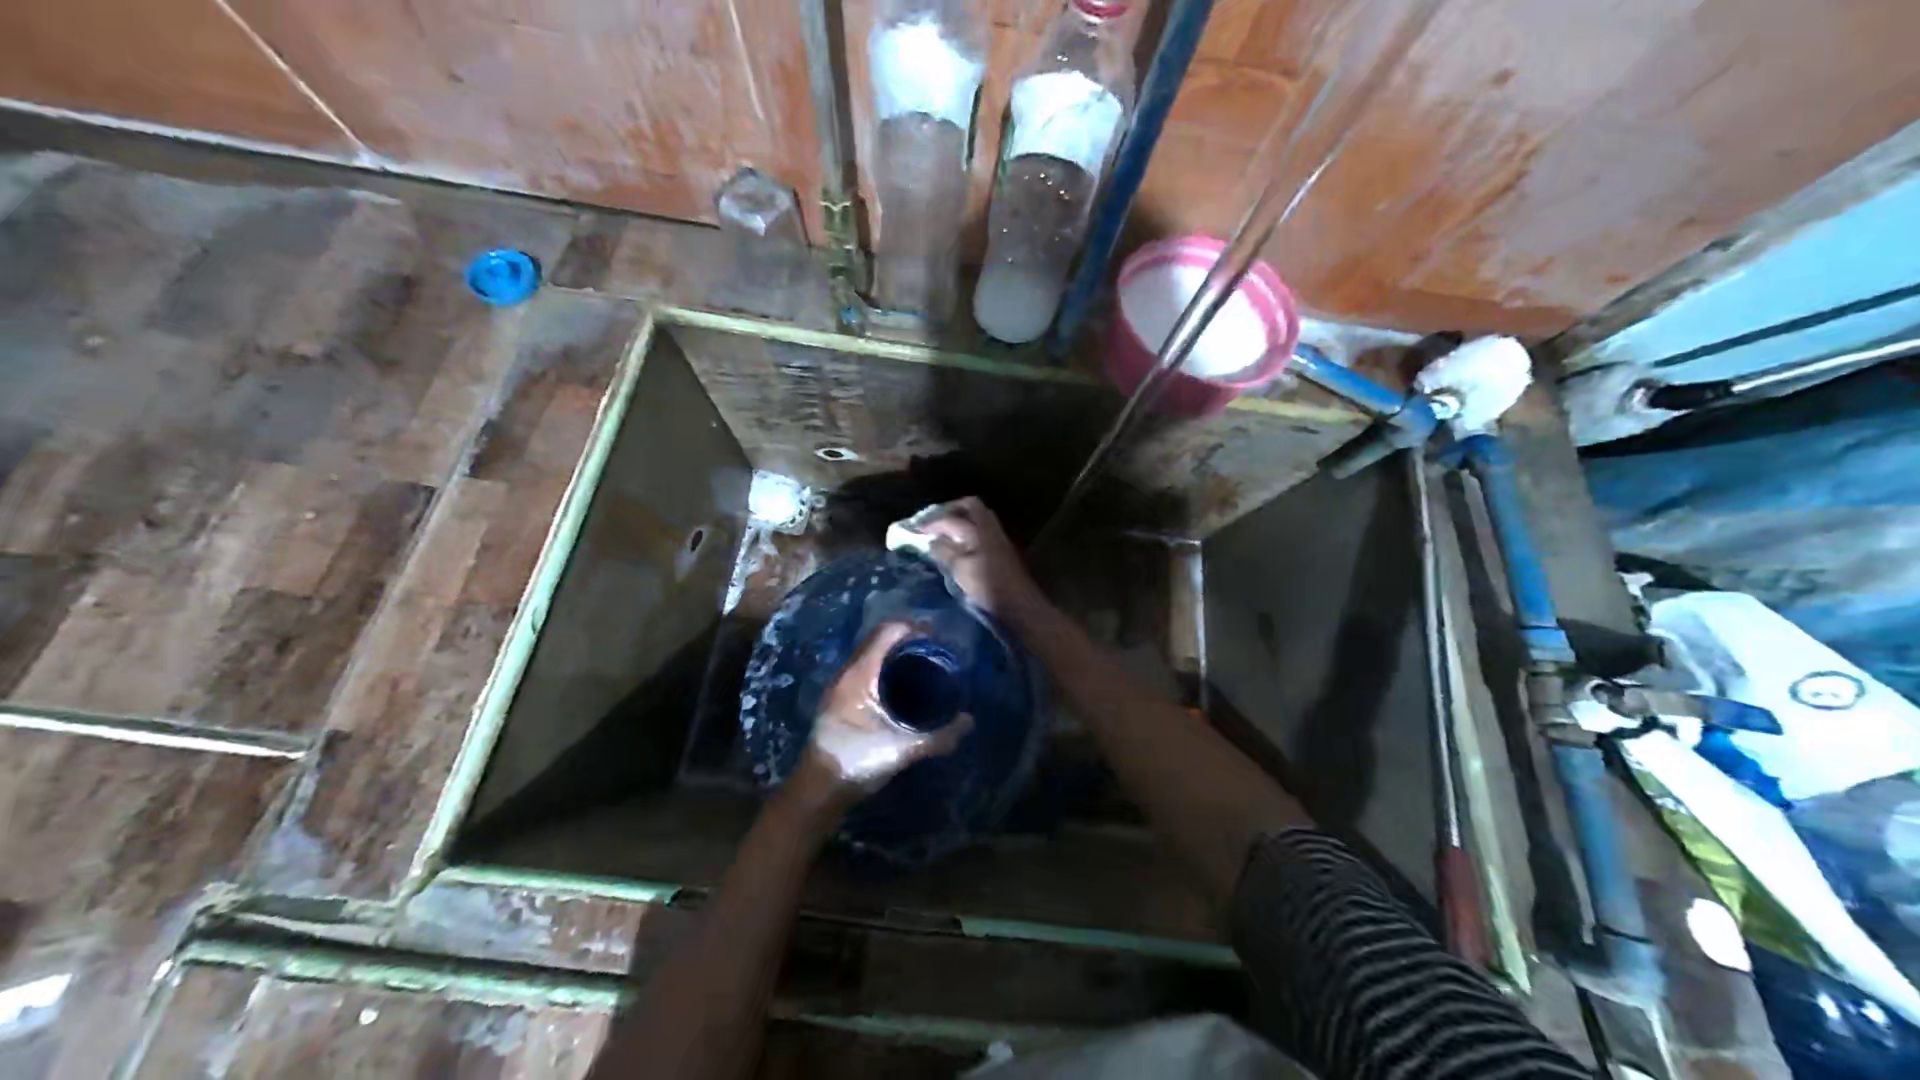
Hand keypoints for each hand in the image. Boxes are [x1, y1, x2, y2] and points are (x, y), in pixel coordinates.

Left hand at [802, 622, 972, 797]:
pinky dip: (886, 667)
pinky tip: (904, 687)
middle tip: (937, 652)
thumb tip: (969, 722)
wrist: (817, 790)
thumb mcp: (901, 750)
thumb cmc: (855, 762)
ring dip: (896, 653)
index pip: (886, 632)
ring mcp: (840, 685)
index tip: (939, 639)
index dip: (914, 628)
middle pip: (878, 639)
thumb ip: (938, 737)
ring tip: (925, 666)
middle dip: (909, 639)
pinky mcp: (840, 699)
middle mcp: (847, 672)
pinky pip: (866, 668)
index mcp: (859, 675)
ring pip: (871, 654)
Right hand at [913, 497, 1044, 619]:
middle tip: (934, 522)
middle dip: (951, 511)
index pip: (953, 516)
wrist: (1020, 605)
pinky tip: (959, 549)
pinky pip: (983, 533)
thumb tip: (933, 540)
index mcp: (980, 530)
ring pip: (979, 520)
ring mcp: (1000, 540)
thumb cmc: (988, 586)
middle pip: (971, 507)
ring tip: (944, 535)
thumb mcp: (960, 569)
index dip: (933, 521)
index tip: (917, 529)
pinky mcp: (1003, 553)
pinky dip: (969, 535)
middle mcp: (991, 529)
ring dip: (961, 522)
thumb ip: (944, 551)